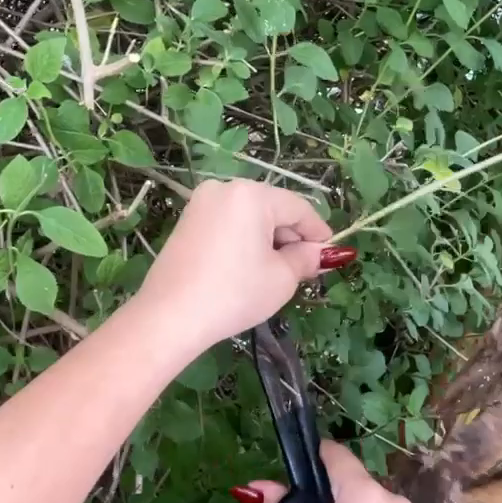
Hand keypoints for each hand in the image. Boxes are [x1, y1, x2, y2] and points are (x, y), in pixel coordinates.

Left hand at [133, 179, 347, 348]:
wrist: (171, 314)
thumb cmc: (234, 293)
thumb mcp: (281, 278)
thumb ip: (305, 258)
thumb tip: (318, 252)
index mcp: (251, 194)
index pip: (297, 207)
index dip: (318, 231)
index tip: (331, 252)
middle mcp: (225, 188)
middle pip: (272, 207)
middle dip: (290, 235)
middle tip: (305, 267)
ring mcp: (202, 202)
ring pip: (249, 215)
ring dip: (267, 238)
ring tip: (276, 271)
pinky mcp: (187, 220)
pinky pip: (227, 222)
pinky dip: (243, 238)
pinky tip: (248, 266)